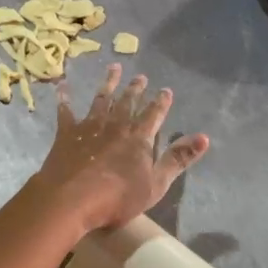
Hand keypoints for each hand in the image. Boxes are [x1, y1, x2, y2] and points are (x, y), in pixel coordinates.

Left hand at [32, 63, 209, 233]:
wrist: (72, 199)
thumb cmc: (117, 197)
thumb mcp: (156, 184)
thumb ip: (178, 159)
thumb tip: (204, 137)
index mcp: (139, 138)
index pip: (154, 114)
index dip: (161, 102)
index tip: (166, 89)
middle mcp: (116, 125)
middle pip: (128, 102)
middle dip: (136, 89)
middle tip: (140, 76)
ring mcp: (90, 126)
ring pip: (102, 99)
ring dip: (108, 83)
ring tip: (114, 68)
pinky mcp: (68, 133)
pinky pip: (66, 111)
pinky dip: (65, 98)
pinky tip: (63, 86)